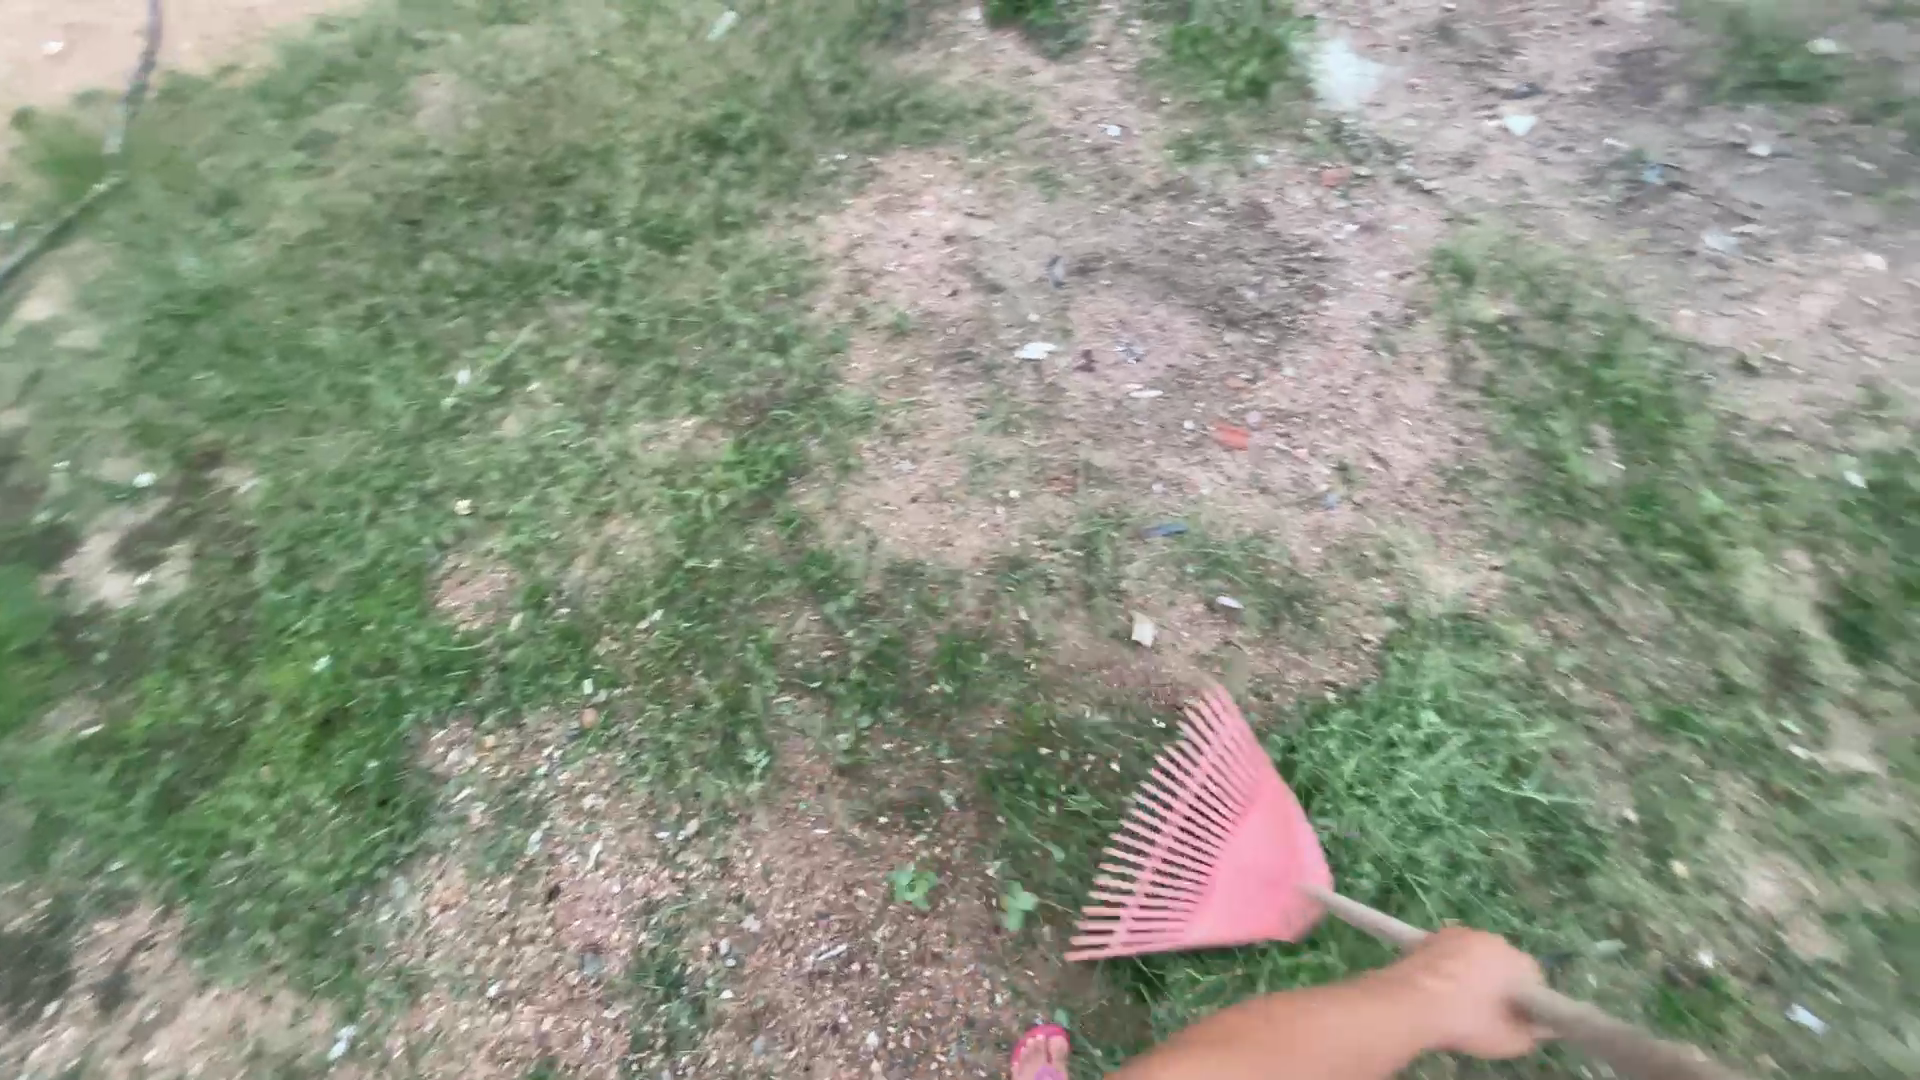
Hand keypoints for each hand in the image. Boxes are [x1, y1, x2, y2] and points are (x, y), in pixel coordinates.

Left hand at [1380, 926, 1546, 1059]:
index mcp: (1512, 957)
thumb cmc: (1468, 1020)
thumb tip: (1536, 1025)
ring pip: (1475, 953)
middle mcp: (1484, 937)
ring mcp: (1453, 933)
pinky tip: (1444, 987)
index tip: (1522, 1016)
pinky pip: (1451, 952)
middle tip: (1494, 1009)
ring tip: (1465, 999)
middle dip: (1502, 980)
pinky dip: (1451, 965)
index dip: (1532, 998)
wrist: (1410, 1001)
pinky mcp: (1428, 936)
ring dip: (1475, 970)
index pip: (1534, 975)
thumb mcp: (1513, 1041)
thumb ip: (1533, 1032)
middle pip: (1503, 960)